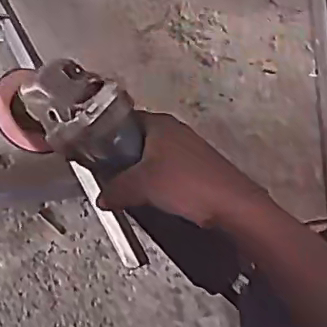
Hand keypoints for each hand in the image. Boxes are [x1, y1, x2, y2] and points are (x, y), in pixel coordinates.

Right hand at [96, 112, 271, 228]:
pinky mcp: (200, 170)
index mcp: (160, 124)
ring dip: (142, 175)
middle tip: (109, 177)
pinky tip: (156, 201)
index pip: (125, 119)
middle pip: (139, 140)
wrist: (231, 207)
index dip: (107, 134)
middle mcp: (176, 131)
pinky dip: (160, 184)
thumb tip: (103, 197)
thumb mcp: (141, 186)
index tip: (94, 151)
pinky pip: (170, 173)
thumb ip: (116, 189)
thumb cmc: (187, 184)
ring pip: (155, 159)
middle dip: (124, 159)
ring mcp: (190, 150)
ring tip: (131, 193)